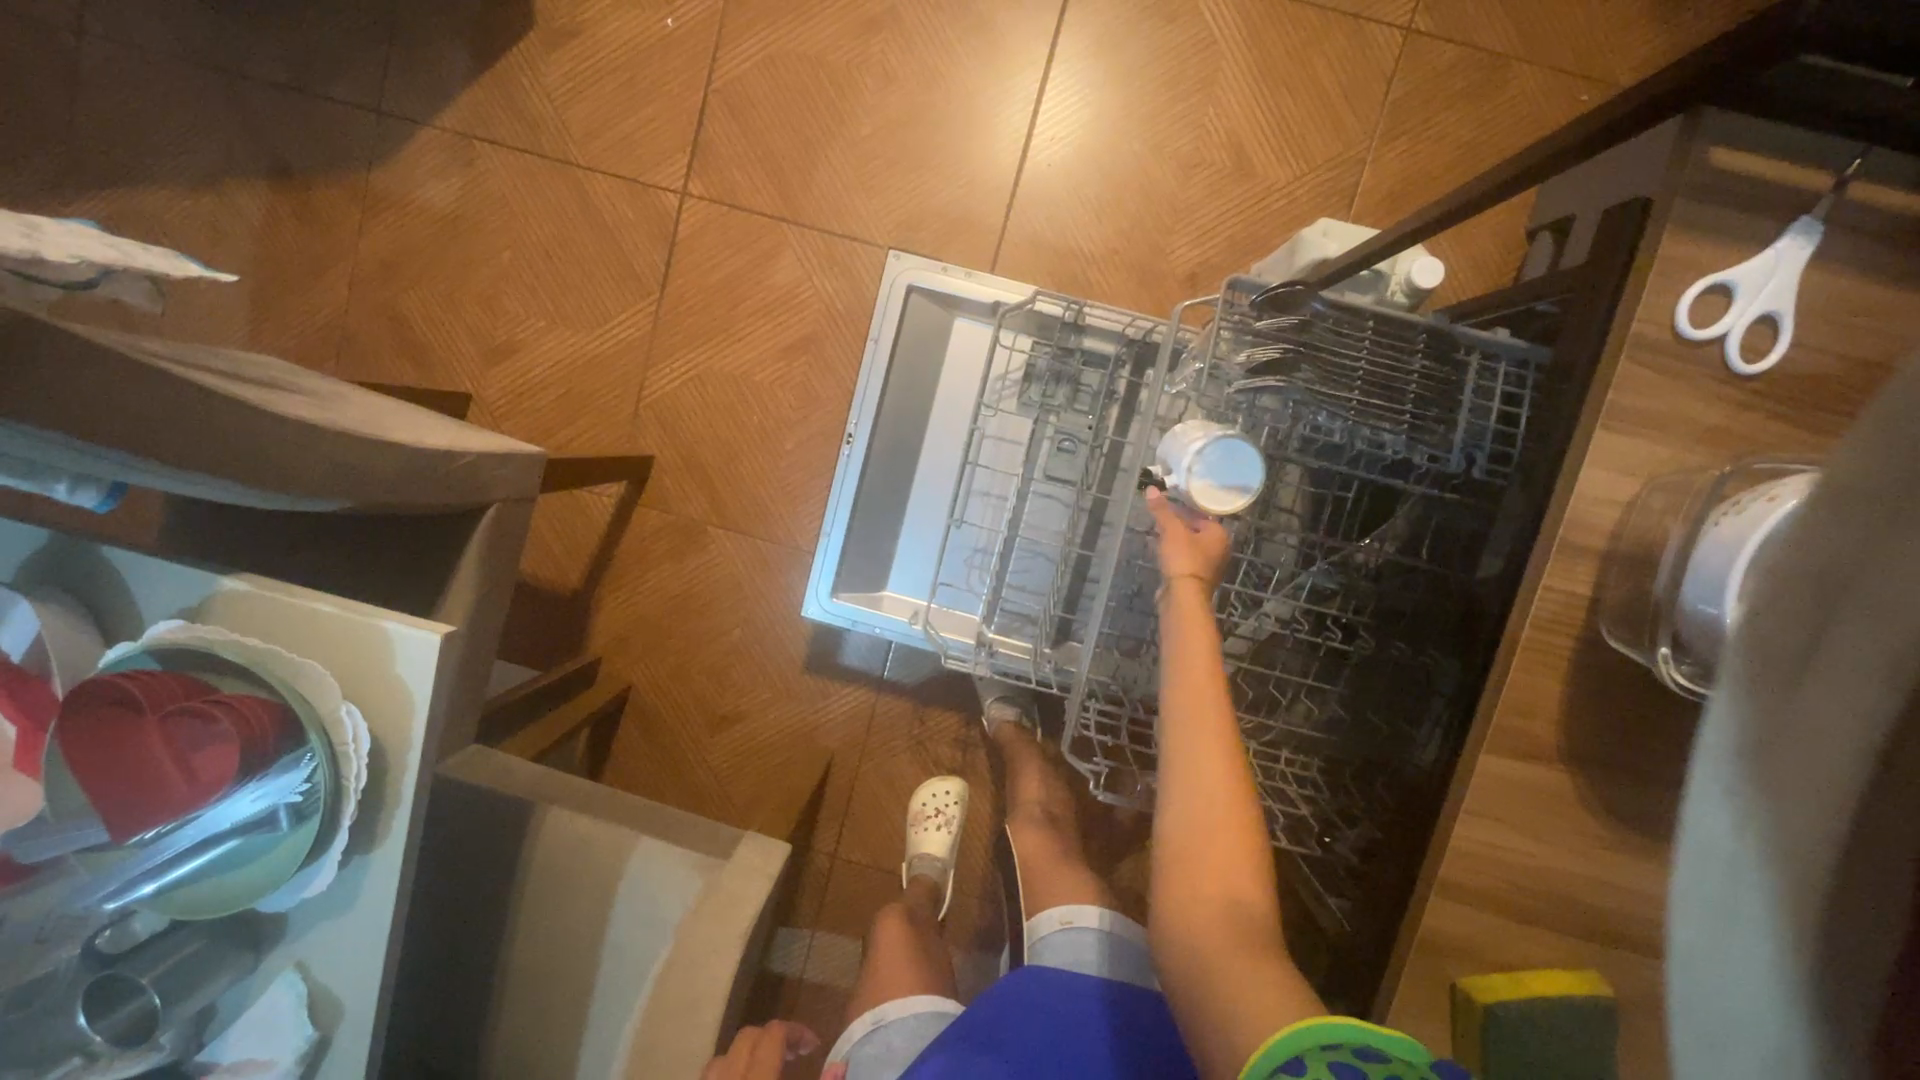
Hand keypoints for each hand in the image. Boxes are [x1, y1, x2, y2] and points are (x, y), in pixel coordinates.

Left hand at [701, 1021, 820, 1079]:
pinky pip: (710, 1078)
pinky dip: (728, 1072)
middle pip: (746, 1038)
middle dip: (772, 1038)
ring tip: (767, 1067)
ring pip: (721, 1059)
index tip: (813, 1045)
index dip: (795, 1031)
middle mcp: (728, 1079)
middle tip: (794, 1054)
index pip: (772, 1035)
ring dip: (746, 1055)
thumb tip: (837, 1065)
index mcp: (757, 1079)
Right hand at [1145, 488, 1231, 590]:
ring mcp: (1208, 565)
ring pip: (1189, 545)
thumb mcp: (1171, 530)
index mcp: (1219, 534)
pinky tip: (1159, 550)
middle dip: (1177, 523)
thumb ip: (1162, 510)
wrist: (1183, 596)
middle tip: (1159, 516)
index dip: (1183, 507)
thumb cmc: (1183, 559)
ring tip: (1156, 531)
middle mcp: (1218, 549)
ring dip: (1174, 539)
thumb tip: (1151, 488)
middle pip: (1196, 529)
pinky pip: (1184, 558)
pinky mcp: (1195, 577)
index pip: (1201, 514)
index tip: (1166, 503)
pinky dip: (1173, 553)